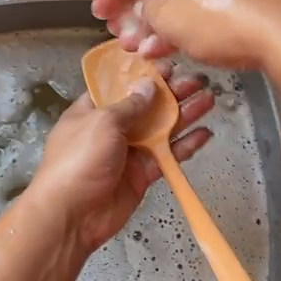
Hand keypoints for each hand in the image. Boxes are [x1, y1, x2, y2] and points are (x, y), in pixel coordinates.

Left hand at [22, 62, 214, 254]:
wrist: (72, 215)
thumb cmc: (79, 160)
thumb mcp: (101, 122)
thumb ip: (130, 105)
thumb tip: (149, 86)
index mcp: (93, 110)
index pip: (121, 86)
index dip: (144, 75)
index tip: (169, 65)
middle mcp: (112, 128)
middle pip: (147, 105)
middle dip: (171, 92)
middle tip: (197, 81)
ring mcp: (129, 151)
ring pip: (162, 128)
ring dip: (184, 114)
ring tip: (209, 99)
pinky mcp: (143, 173)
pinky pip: (168, 155)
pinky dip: (186, 145)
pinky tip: (205, 134)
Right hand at [90, 0, 280, 72]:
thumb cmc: (224, 21)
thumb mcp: (171, 19)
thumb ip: (145, 11)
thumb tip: (138, 11)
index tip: (98, 13)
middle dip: (135, 9)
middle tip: (120, 33)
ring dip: (158, 22)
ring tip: (141, 48)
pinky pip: (206, 4)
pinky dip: (185, 24)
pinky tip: (172, 48)